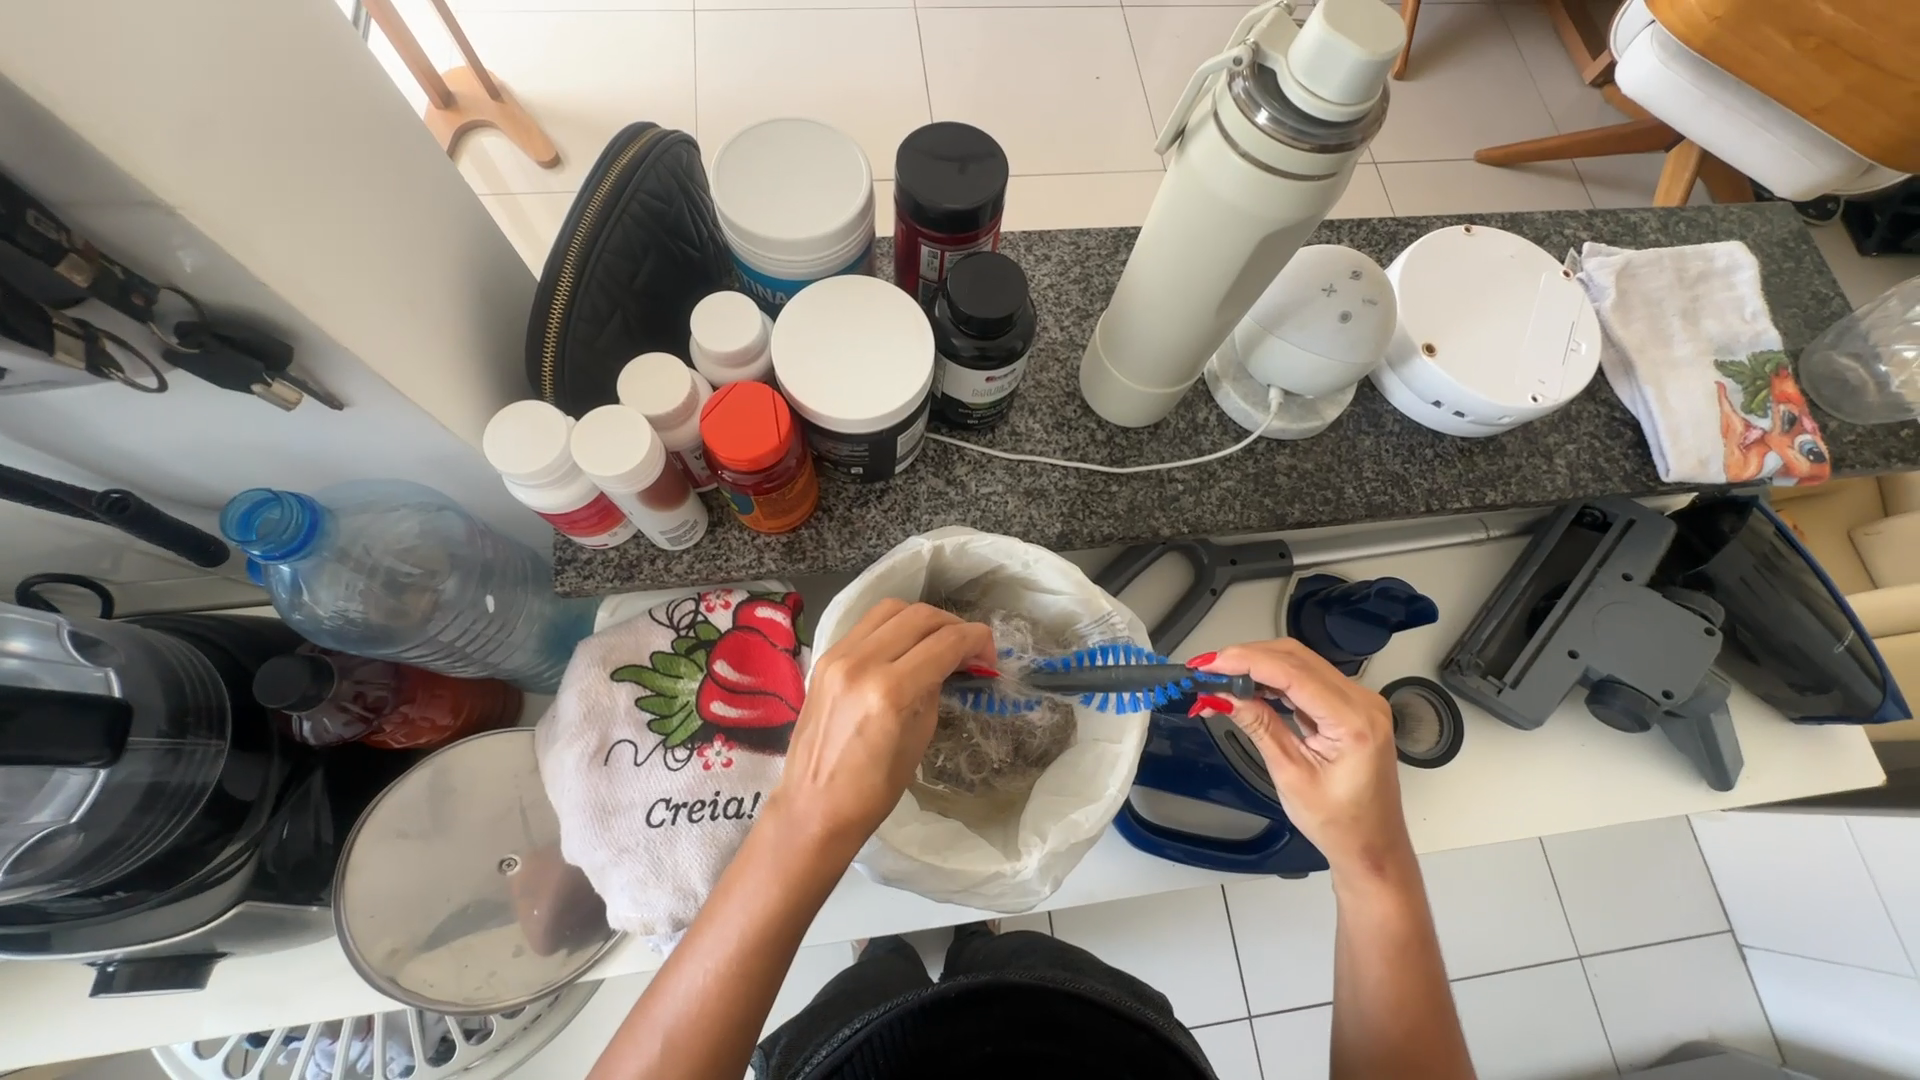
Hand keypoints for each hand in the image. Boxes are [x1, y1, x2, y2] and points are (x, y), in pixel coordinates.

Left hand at [771, 599, 995, 856]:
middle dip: (954, 625)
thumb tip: (949, 662)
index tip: (989, 654)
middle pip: (920, 616)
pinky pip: (867, 624)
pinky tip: (906, 645)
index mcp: (890, 691)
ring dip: (923, 618)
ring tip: (938, 640)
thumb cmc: (874, 789)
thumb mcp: (919, 737)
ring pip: (891, 609)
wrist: (813, 808)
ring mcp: (838, 656)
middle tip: (969, 648)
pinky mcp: (824, 659)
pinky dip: (894, 625)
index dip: (976, 640)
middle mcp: (862, 662)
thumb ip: (933, 689)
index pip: (945, 643)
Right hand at [1190, 640, 1410, 878]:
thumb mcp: (1290, 774)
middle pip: (1296, 658)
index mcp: (1353, 721)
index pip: (1292, 673)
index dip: (1245, 662)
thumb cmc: (1337, 823)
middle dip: (1247, 658)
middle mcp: (1363, 701)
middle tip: (1206, 669)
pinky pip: (1307, 678)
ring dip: (1257, 665)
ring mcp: (1359, 700)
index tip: (1207, 664)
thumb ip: (1258, 724)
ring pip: (1300, 662)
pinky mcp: (1350, 706)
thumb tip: (1220, 694)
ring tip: (1219, 677)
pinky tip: (1247, 685)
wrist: (1373, 847)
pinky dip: (1273, 678)